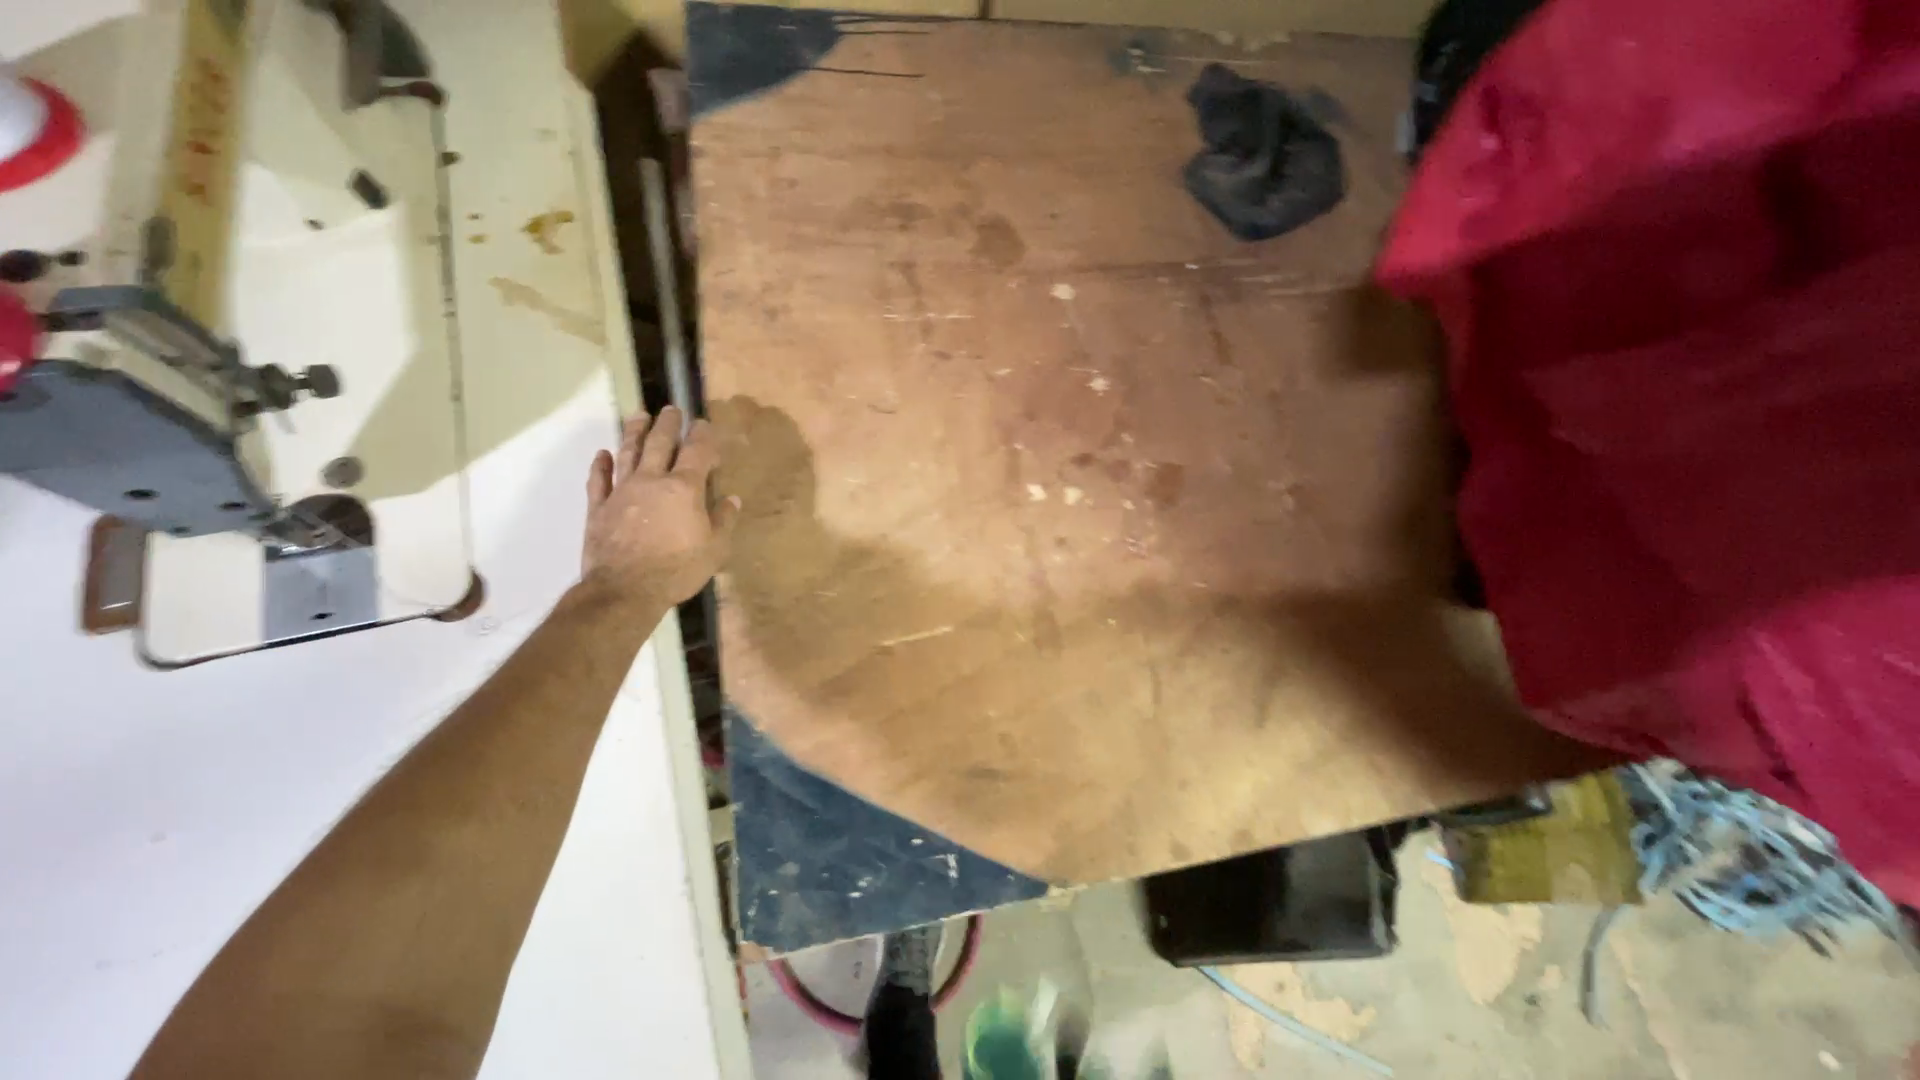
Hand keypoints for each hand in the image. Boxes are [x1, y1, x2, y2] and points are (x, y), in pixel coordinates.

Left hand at [581, 406, 739, 608]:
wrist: (624, 590)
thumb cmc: (677, 570)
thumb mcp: (714, 549)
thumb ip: (723, 521)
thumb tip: (732, 499)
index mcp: (684, 489)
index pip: (697, 452)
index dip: (703, 435)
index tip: (704, 423)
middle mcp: (651, 481)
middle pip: (659, 443)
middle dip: (668, 424)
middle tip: (671, 408)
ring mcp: (621, 492)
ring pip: (628, 453)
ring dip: (634, 432)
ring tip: (639, 416)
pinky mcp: (598, 508)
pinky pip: (598, 480)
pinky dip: (600, 465)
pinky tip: (602, 454)